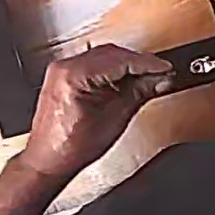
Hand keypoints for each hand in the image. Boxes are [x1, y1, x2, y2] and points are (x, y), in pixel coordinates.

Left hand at [19, 45, 172, 179]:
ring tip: (147, 78)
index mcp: (74, 76)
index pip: (120, 60)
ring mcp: (61, 69)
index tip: (165, 69)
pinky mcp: (62, 75)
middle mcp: (64, 68)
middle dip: (139, 63)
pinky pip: (92, 63)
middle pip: (112, 54)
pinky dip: (112, 68)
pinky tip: (126, 78)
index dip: (147, 64)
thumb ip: (139, 93)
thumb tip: (159, 80)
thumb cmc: (72, 148)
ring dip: (127, 65)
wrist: (49, 160)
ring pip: (103, 55)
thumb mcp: (115, 118)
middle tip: (161, 74)